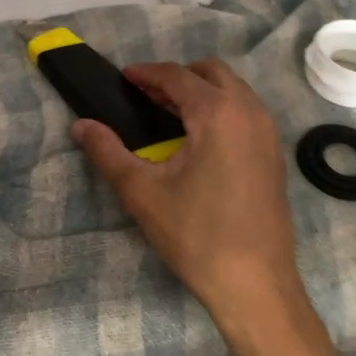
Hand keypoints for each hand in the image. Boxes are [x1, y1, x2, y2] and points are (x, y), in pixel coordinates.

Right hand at [71, 60, 304, 327]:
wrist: (254, 282)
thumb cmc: (195, 235)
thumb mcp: (142, 193)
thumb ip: (108, 152)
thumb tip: (81, 126)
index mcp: (217, 113)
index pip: (177, 76)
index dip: (147, 72)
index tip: (123, 78)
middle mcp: (249, 112)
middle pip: (212, 72)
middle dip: (178, 76)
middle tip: (146, 94)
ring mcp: (268, 133)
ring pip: (234, 91)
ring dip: (202, 91)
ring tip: (168, 114)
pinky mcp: (275, 155)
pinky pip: (246, 113)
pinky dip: (221, 109)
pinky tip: (198, 139)